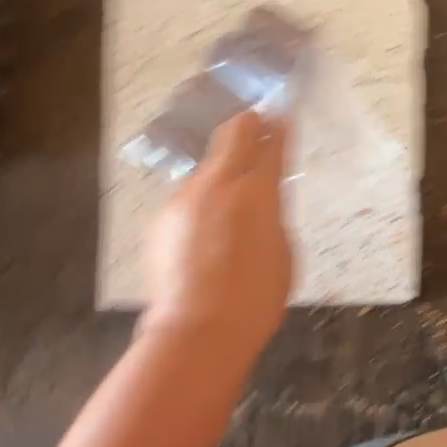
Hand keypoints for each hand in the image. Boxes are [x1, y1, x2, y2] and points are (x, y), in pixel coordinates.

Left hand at [141, 111, 293, 347]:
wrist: (198, 330)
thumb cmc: (256, 297)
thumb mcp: (283, 251)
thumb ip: (273, 215)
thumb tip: (265, 200)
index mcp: (256, 192)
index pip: (271, 146)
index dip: (279, 130)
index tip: (283, 117)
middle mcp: (217, 185)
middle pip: (232, 137)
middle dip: (247, 126)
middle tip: (256, 120)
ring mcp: (184, 200)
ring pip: (206, 167)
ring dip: (222, 165)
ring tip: (233, 177)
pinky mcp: (162, 220)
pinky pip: (189, 197)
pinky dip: (203, 198)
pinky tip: (209, 221)